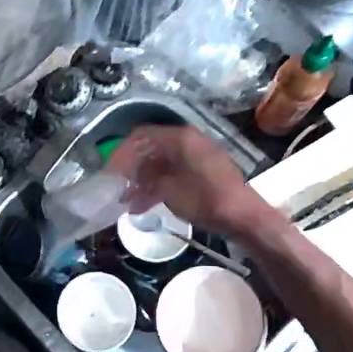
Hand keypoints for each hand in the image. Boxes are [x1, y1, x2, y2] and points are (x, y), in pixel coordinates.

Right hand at [108, 125, 272, 238]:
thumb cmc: (205, 199)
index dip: (121, 153)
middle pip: (150, 148)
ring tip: (128, 200)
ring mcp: (197, 154)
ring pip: (161, 162)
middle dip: (132, 168)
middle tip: (117, 187)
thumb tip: (129, 184)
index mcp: (180, 138)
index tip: (109, 172)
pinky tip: (145, 203)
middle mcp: (188, 140)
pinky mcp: (203, 170)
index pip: (141, 136)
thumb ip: (145, 182)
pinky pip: (173, 172)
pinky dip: (158, 184)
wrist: (243, 215)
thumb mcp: (168, 191)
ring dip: (143, 179)